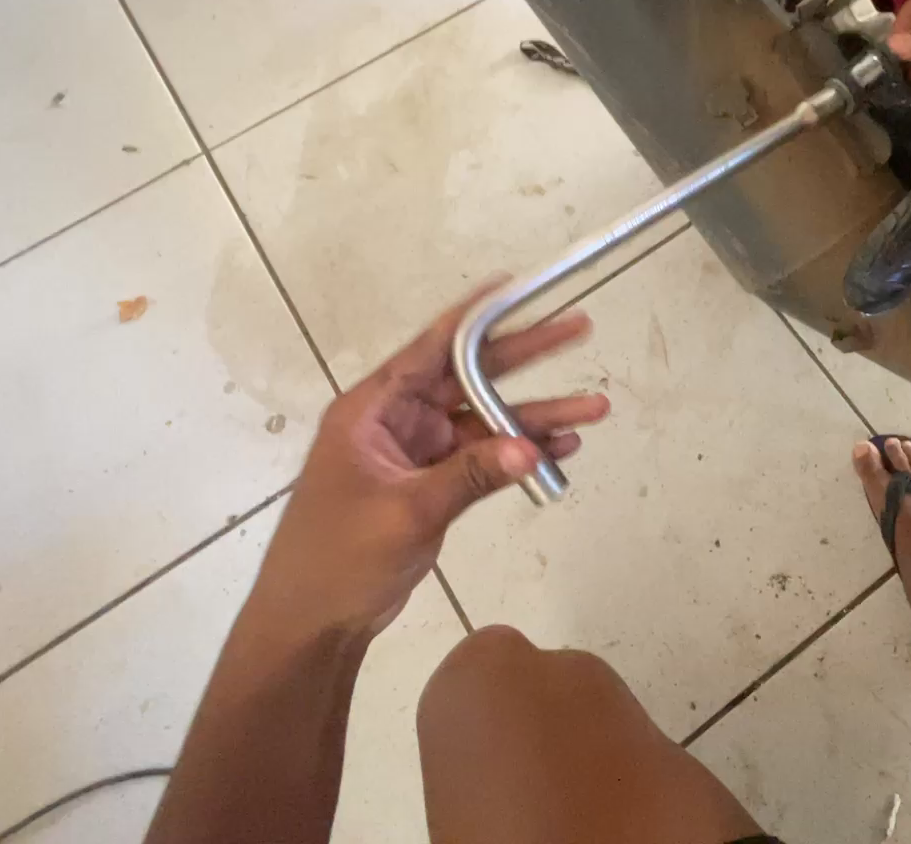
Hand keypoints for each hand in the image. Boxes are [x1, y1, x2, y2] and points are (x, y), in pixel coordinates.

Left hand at [248, 278, 608, 639]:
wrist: (315, 623)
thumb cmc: (337, 559)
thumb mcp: (406, 511)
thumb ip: (470, 475)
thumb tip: (534, 448)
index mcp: (374, 409)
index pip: (431, 347)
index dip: (475, 315)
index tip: (515, 286)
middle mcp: (401, 419)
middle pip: (474, 377)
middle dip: (528, 357)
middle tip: (578, 330)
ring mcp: (422, 450)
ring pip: (491, 420)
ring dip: (539, 416)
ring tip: (595, 409)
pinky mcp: (439, 481)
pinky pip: (490, 456)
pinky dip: (523, 454)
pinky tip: (563, 451)